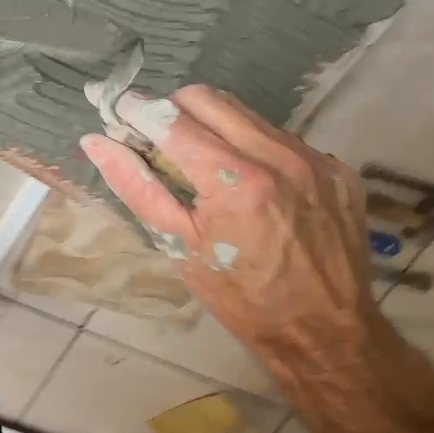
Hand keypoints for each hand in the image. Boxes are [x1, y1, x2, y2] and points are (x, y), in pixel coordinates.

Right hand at [78, 85, 375, 357]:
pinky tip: (245, 180)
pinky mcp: (337, 170)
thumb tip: (95, 142)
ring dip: (210, 124)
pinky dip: (249, 145)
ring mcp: (315, 161)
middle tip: (153, 137)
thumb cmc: (240, 294)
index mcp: (235, 180)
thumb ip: (135, 184)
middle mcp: (279, 158)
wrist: (327, 333)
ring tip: (198, 159)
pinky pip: (278, 136)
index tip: (110, 104)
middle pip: (206, 99)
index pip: (170, 119)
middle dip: (170, 109)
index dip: (134, 109)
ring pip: (243, 112)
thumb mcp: (176, 243)